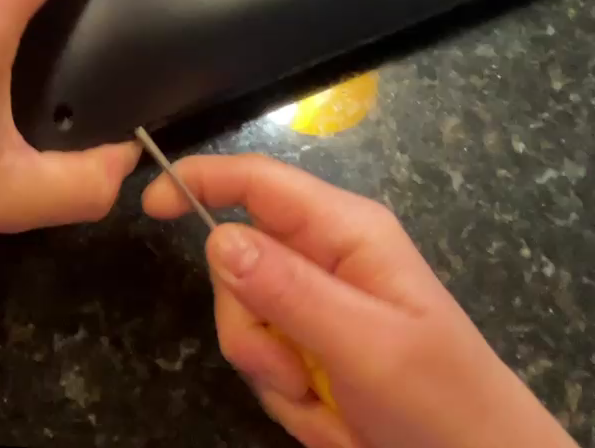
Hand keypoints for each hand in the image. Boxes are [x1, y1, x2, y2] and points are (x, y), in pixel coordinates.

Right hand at [143, 156, 576, 447]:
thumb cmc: (443, 404)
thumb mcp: (367, 347)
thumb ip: (289, 291)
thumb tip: (216, 238)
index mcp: (344, 229)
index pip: (257, 180)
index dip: (200, 179)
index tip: (151, 206)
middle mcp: (324, 252)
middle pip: (237, 259)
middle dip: (250, 325)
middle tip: (289, 374)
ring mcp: (316, 297)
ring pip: (243, 312)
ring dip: (271, 368)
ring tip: (322, 405)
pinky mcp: (312, 339)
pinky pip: (262, 352)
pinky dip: (284, 391)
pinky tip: (328, 415)